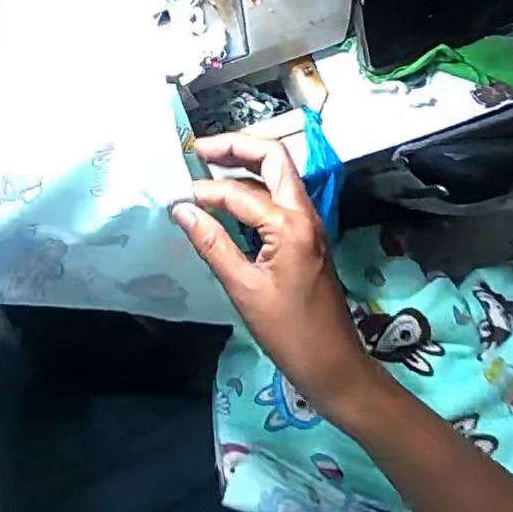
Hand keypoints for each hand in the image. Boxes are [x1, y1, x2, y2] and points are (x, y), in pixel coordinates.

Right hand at [169, 134, 392, 426]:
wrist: (335, 364)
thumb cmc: (290, 332)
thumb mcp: (244, 289)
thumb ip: (212, 244)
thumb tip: (181, 210)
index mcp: (290, 225)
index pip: (239, 192)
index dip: (204, 191)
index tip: (177, 198)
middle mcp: (304, 213)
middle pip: (273, 157)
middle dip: (236, 147)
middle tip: (199, 149)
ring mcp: (308, 222)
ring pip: (278, 174)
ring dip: (245, 163)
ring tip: (208, 164)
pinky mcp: (305, 235)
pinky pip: (278, 196)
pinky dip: (252, 186)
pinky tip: (228, 198)